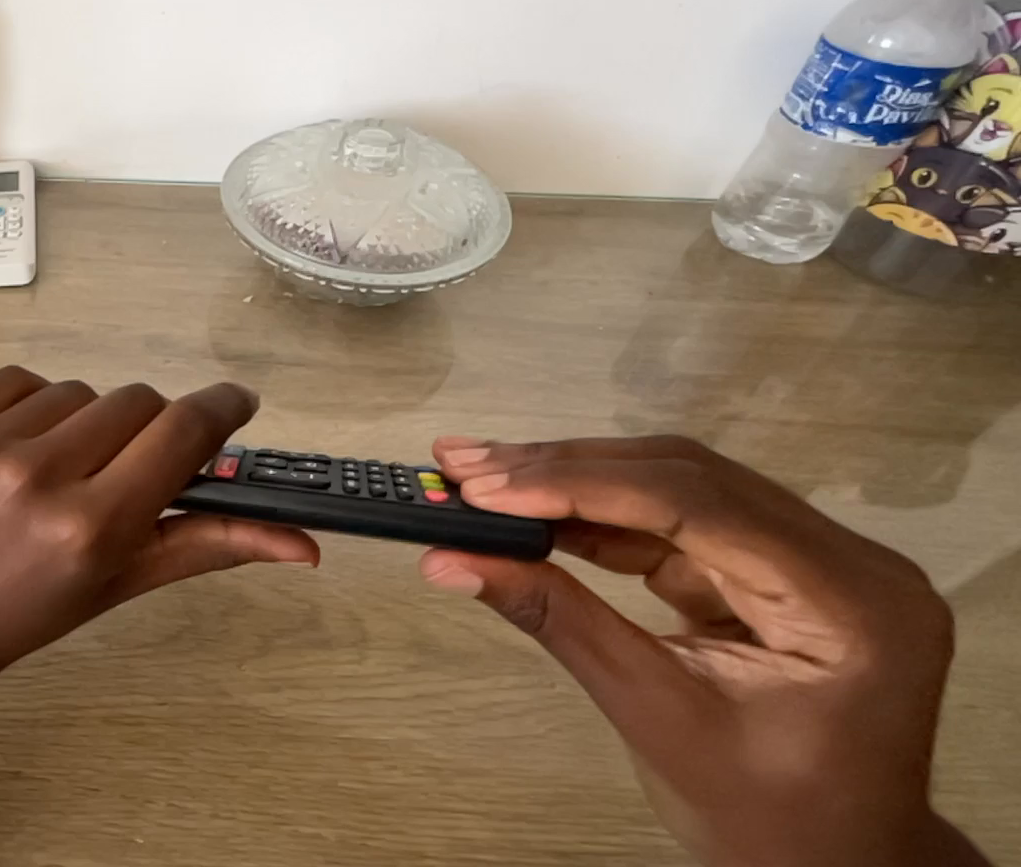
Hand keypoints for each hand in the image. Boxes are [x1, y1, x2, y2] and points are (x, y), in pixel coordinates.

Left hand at [0, 366, 318, 689]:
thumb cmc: (32, 609)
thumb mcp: (123, 582)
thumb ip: (211, 547)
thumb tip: (306, 543)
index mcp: (94, 526)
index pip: (183, 432)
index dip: (221, 408)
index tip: (236, 402)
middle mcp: (38, 478)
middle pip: (135, 400)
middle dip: (145, 427)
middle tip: (122, 465)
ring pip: (76, 390)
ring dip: (81, 421)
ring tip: (55, 469)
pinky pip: (18, 379)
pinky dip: (29, 405)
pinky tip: (15, 447)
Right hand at [421, 436, 987, 866]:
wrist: (827, 859)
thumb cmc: (765, 811)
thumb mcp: (651, 713)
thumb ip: (553, 618)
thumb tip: (446, 560)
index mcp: (847, 600)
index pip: (694, 504)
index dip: (578, 487)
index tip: (481, 489)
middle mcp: (834, 557)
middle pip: (676, 475)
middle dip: (558, 468)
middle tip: (461, 466)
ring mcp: (794, 554)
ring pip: (659, 481)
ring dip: (560, 477)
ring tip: (474, 472)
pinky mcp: (749, 561)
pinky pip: (654, 513)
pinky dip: (578, 507)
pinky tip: (520, 502)